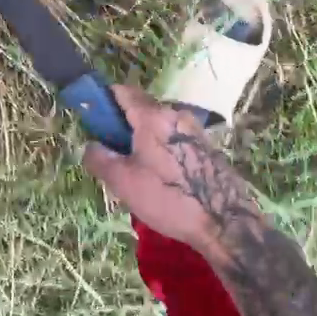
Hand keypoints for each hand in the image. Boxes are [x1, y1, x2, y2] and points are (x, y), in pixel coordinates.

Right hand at [81, 84, 260, 256]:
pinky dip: (162, 148)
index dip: (103, 99)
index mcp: (152, 117)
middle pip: (141, 108)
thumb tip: (90, 146)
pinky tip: (161, 177)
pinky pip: (175, 138)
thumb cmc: (169, 198)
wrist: (227, 225)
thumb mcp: (123, 182)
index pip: (122, 91)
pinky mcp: (208, 148)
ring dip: (143, 138)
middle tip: (113, 152)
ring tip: (138, 170)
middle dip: (123, 124)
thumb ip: (98, 158)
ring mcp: (195, 131)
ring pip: (159, 125)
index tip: (93, 119)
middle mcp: (175, 115)